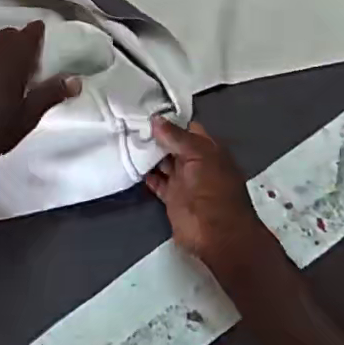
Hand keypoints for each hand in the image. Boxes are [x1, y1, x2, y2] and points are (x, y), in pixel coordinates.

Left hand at [0, 21, 81, 182]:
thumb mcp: (29, 114)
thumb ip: (52, 93)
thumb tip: (74, 82)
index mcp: (14, 56)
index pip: (31, 32)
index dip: (38, 36)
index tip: (42, 46)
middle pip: (9, 33)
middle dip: (18, 44)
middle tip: (25, 66)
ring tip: (0, 66)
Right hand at [144, 117, 280, 274]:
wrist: (217, 233)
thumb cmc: (213, 189)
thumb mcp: (198, 155)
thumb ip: (176, 137)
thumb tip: (156, 119)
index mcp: (208, 150)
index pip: (188, 129)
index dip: (170, 120)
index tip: (146, 110)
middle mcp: (196, 163)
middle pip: (173, 145)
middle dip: (155, 136)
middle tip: (130, 124)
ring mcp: (184, 181)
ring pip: (163, 163)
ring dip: (148, 155)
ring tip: (126, 141)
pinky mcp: (172, 198)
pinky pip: (157, 182)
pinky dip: (146, 175)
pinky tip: (131, 164)